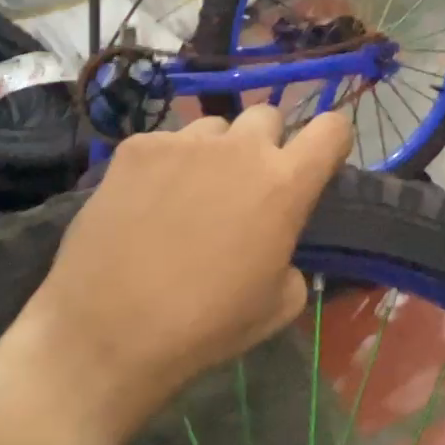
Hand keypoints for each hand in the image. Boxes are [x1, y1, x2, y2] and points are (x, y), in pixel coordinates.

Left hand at [12, 107, 351, 444]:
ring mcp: (182, 142)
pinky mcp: (135, 148)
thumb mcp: (279, 304)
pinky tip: (147, 205)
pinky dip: (166, 166)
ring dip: (215, 152)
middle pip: (268, 116)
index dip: (329, 142)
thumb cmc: (208, 324)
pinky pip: (165, 144)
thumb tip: (276, 247)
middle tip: (247, 186)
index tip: (317, 163)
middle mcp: (239, 148)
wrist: (112, 328)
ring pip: (213, 128)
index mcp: (285, 184)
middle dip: (266, 144)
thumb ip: (291, 257)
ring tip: (191, 195)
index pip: (332, 128)